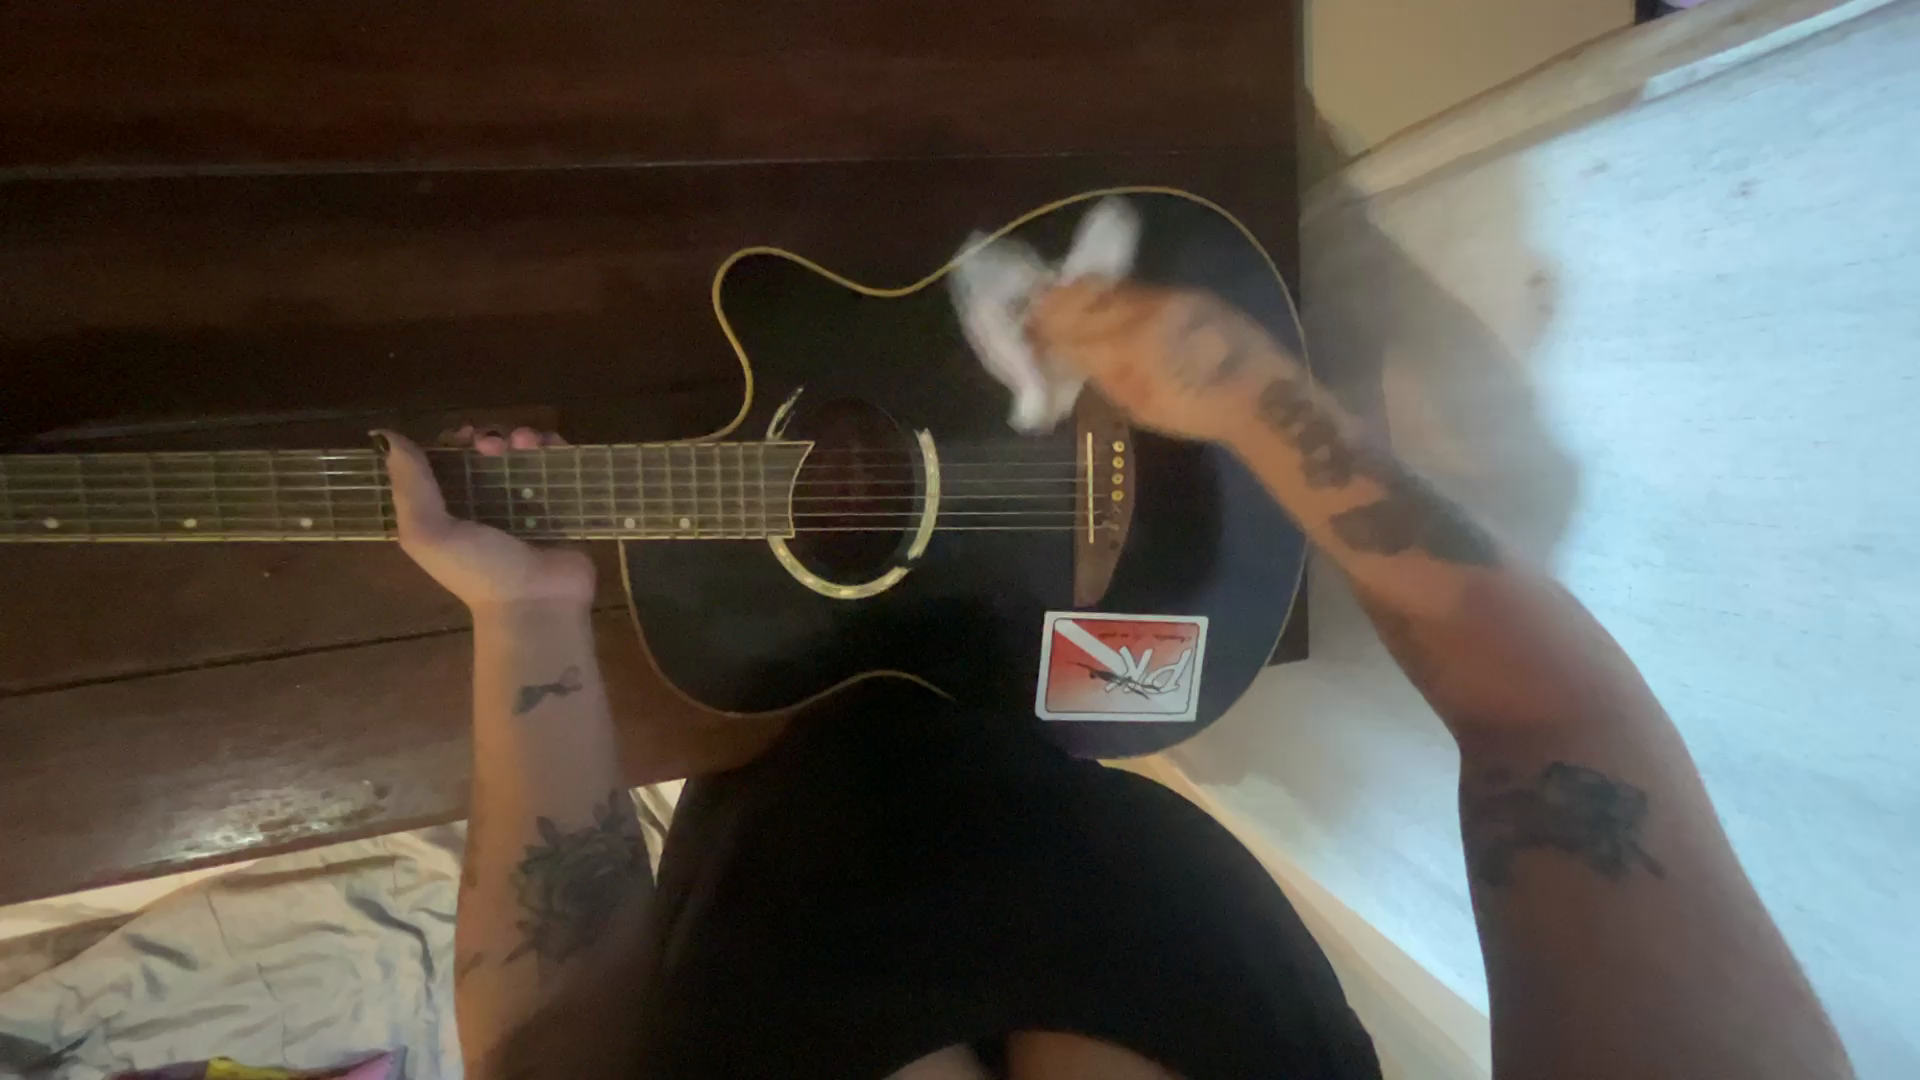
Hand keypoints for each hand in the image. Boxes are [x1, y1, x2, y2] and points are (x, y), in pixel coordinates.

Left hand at [379, 425, 595, 613]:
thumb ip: (408, 484)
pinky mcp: (561, 507)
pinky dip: (555, 451)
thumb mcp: (428, 532)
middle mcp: (487, 503)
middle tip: (495, 446)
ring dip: (524, 439)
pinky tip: (553, 447)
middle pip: (488, 454)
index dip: (452, 442)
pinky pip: (558, 470)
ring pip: (524, 456)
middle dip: (490, 439)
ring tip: (528, 442)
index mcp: (450, 509)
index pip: (448, 462)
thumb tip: (385, 434)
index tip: (463, 437)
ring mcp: (528, 504)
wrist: (536, 601)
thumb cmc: (478, 570)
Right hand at [1028, 280, 1298, 443]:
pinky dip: (1110, 294)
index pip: (1072, 332)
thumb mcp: (1137, 404)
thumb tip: (1071, 358)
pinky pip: (1136, 290)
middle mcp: (1143, 313)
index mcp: (1128, 347)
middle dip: (1056, 304)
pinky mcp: (1185, 296)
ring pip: (1111, 290)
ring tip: (1059, 299)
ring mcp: (1166, 300)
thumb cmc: (1195, 412)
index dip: (1045, 330)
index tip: (1025, 329)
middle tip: (1033, 308)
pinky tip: (1102, 300)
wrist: (1259, 396)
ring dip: (1081, 294)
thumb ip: (1102, 376)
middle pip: (1087, 300)